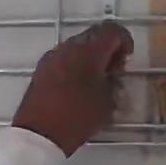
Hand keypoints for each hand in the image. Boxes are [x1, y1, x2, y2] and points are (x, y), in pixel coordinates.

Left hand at [12, 23, 132, 154]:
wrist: (39, 133)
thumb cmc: (78, 117)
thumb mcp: (107, 102)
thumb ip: (113, 82)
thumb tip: (111, 74)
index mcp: (88, 51)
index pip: (112, 30)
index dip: (124, 41)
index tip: (126, 59)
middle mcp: (69, 46)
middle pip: (94, 35)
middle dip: (108, 49)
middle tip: (114, 71)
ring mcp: (52, 55)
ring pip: (77, 45)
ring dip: (90, 56)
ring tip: (96, 80)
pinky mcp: (41, 67)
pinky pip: (64, 57)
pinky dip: (75, 63)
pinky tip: (77, 85)